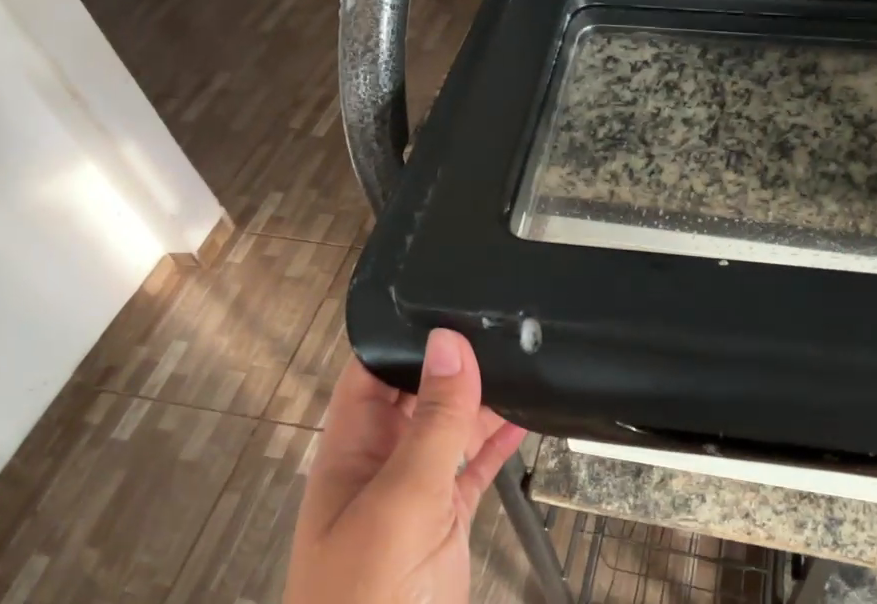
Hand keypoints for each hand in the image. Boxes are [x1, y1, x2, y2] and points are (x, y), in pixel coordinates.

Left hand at [286, 330, 526, 603]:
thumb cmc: (366, 596)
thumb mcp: (399, 500)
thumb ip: (430, 422)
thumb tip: (449, 343)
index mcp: (349, 449)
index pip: (373, 371)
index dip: (407, 336)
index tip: (454, 302)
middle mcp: (381, 462)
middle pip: (418, 394)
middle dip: (456, 362)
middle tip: (506, 325)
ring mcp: (416, 493)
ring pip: (452, 429)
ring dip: (483, 400)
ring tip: (525, 360)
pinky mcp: (447, 520)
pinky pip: (475, 468)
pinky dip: (499, 443)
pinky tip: (527, 418)